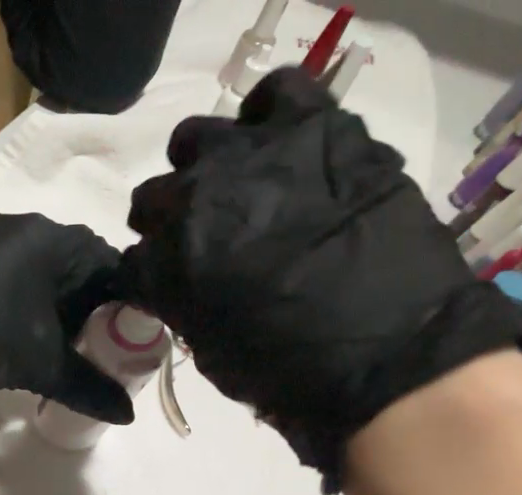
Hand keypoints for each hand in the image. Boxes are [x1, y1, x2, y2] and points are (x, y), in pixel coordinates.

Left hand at [0, 213, 132, 444]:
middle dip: (88, 304)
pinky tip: (29, 332)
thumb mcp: (43, 367)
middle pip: (74, 264)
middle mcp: (21, 227)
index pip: (107, 263)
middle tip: (99, 343)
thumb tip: (127, 414)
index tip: (127, 333)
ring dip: (57, 303)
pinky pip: (12, 273)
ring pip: (42, 269)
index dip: (122, 300)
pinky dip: (27, 299)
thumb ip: (89, 386)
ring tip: (66, 342)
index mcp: (49, 239)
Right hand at [119, 67, 521, 490]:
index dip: (152, 273)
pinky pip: (277, 94)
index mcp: (162, 266)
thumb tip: (185, 283)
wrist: (388, 356)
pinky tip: (282, 145)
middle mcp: (191, 203)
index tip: (171, 285)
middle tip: (207, 240)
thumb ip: (184, 303)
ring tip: (241, 190)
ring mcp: (250, 158)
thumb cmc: (290, 374)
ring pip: (196, 138)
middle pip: (153, 197)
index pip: (133, 259)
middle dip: (170, 221)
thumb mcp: (211, 348)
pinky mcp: (313, 129)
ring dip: (208, 167)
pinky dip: (271, 115)